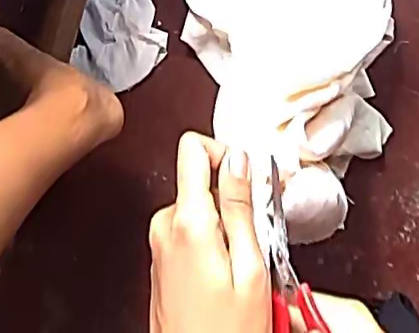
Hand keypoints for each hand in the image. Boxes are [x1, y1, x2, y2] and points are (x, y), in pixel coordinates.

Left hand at [149, 133, 270, 332]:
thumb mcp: (251, 267)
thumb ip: (242, 204)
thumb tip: (239, 159)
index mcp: (188, 221)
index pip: (192, 148)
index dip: (223, 151)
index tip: (246, 173)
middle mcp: (166, 228)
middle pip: (199, 178)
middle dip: (232, 195)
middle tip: (258, 226)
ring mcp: (161, 247)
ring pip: (198, 206)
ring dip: (226, 222)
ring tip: (246, 259)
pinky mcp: (163, 263)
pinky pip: (191, 230)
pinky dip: (213, 239)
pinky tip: (230, 271)